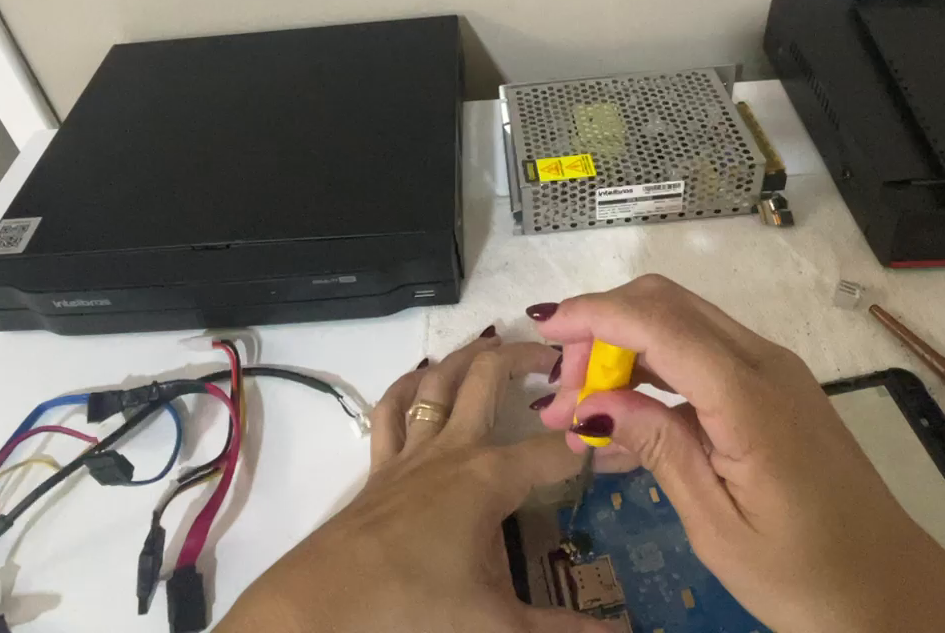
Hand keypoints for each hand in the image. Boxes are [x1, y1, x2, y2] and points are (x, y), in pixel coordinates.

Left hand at [216, 331, 605, 632]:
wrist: (322, 610)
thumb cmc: (414, 610)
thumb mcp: (497, 627)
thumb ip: (565, 631)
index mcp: (488, 477)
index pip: (553, 450)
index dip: (590, 439)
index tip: (622, 430)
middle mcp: (452, 448)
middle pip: (488, 380)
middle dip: (524, 358)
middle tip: (555, 355)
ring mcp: (411, 451)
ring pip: (440, 381)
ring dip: (469, 355)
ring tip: (494, 341)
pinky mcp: (380, 465)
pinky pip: (391, 409)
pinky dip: (408, 384)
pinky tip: (421, 375)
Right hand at [531, 275, 944, 632]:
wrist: (897, 593)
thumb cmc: (807, 577)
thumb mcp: (717, 526)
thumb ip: (655, 447)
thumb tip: (590, 402)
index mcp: (749, 397)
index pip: (659, 324)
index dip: (595, 315)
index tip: (544, 329)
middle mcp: (762, 360)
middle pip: (665, 303)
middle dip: (602, 328)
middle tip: (563, 392)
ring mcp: (770, 365)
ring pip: (679, 317)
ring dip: (623, 342)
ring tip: (581, 403)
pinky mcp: (770, 380)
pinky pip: (699, 347)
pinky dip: (653, 360)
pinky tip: (624, 405)